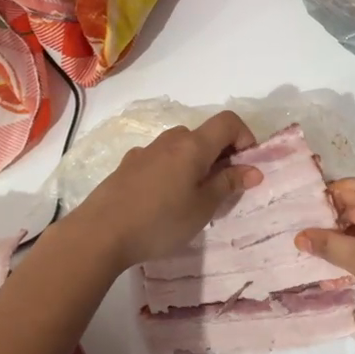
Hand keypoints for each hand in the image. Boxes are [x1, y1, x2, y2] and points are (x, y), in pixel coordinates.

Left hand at [65, 111, 261, 270]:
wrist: (101, 232)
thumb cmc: (160, 221)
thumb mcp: (202, 208)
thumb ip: (228, 184)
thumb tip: (253, 169)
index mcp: (192, 145)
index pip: (228, 121)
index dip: (245, 137)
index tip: (247, 167)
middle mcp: (169, 140)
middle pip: (204, 135)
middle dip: (220, 155)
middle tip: (222, 189)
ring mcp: (145, 151)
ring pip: (180, 148)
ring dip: (195, 164)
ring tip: (192, 199)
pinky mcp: (127, 165)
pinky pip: (160, 160)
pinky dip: (172, 171)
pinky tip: (162, 201)